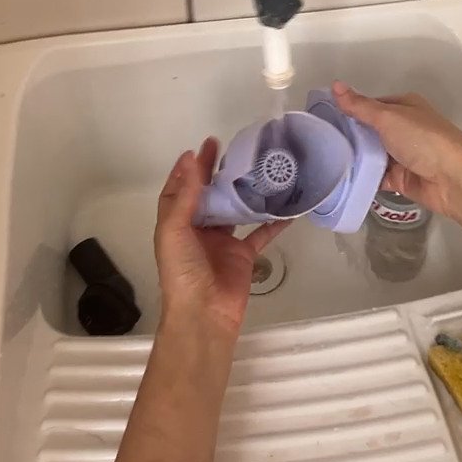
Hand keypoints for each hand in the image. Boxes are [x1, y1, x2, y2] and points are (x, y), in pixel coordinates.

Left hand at [154, 138, 289, 336]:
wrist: (203, 314)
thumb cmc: (182, 271)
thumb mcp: (175, 229)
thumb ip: (185, 195)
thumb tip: (190, 159)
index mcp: (176, 224)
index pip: (181, 189)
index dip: (189, 169)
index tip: (202, 147)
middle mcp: (198, 230)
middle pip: (208, 196)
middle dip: (218, 174)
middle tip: (234, 150)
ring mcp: (222, 242)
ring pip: (235, 210)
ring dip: (244, 192)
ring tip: (258, 168)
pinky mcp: (243, 255)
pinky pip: (260, 234)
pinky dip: (273, 221)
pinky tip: (286, 205)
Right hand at [332, 82, 461, 221]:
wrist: (453, 179)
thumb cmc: (424, 140)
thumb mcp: (388, 117)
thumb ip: (359, 106)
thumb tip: (335, 85)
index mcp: (404, 106)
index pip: (370, 105)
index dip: (350, 110)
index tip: (325, 118)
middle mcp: (404, 128)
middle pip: (369, 131)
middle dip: (350, 137)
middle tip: (320, 142)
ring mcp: (403, 154)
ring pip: (371, 154)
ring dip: (355, 158)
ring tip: (325, 161)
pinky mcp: (400, 178)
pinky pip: (376, 176)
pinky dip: (362, 177)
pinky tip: (342, 178)